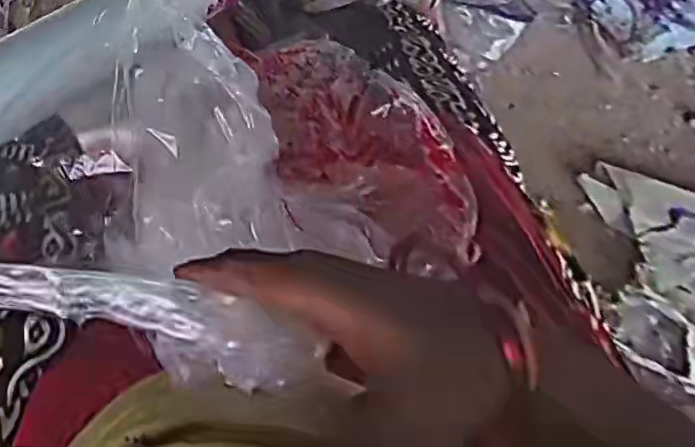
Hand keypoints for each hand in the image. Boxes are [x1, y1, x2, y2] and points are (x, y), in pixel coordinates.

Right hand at [176, 250, 511, 446]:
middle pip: (264, 264)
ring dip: (254, 277)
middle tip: (194, 282)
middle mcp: (328, 272)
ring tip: (228, 292)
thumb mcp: (392, 422)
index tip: (176, 273)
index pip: (252, 276)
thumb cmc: (445, 378)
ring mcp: (351, 274)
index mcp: (321, 292)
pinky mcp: (369, 285)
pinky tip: (288, 316)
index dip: (213, 273)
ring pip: (286, 268)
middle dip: (226, 270)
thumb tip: (277, 432)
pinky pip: (307, 279)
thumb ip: (331, 430)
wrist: (517, 352)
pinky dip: (283, 289)